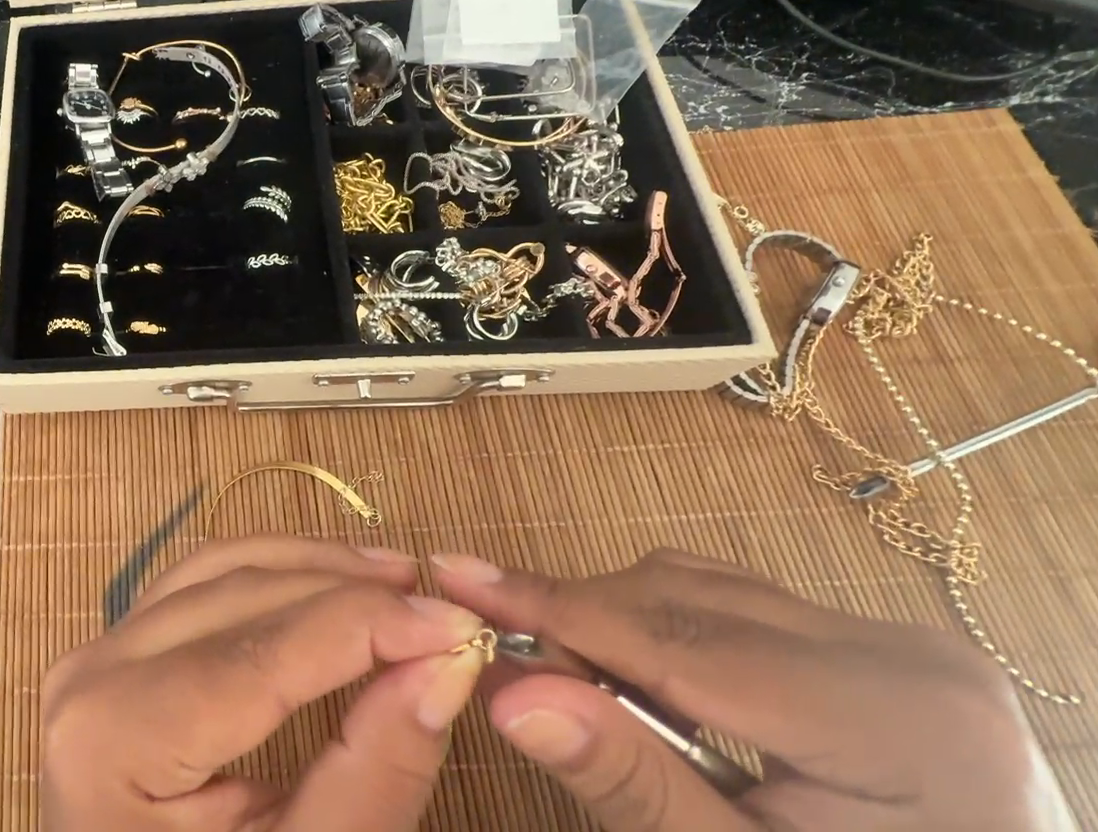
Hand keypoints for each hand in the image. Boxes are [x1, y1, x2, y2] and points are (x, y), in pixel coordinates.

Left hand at [41, 536, 491, 830]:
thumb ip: (370, 772)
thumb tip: (443, 666)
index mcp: (114, 736)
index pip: (259, 653)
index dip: (364, 624)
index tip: (456, 622)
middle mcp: (93, 674)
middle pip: (238, 597)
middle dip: (347, 590)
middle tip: (440, 605)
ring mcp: (98, 655)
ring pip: (217, 572)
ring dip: (312, 567)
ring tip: (396, 578)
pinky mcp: (117, 652)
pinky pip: (197, 587)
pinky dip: (271, 574)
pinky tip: (329, 578)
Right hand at [433, 549, 1076, 831]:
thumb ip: (632, 784)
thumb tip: (508, 696)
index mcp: (894, 720)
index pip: (679, 637)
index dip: (553, 607)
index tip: (456, 574)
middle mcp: (901, 654)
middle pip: (682, 603)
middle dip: (574, 623)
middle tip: (498, 659)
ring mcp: (894, 642)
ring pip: (696, 590)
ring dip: (612, 624)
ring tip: (571, 686)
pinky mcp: (873, 645)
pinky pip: (729, 604)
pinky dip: (659, 629)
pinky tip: (642, 683)